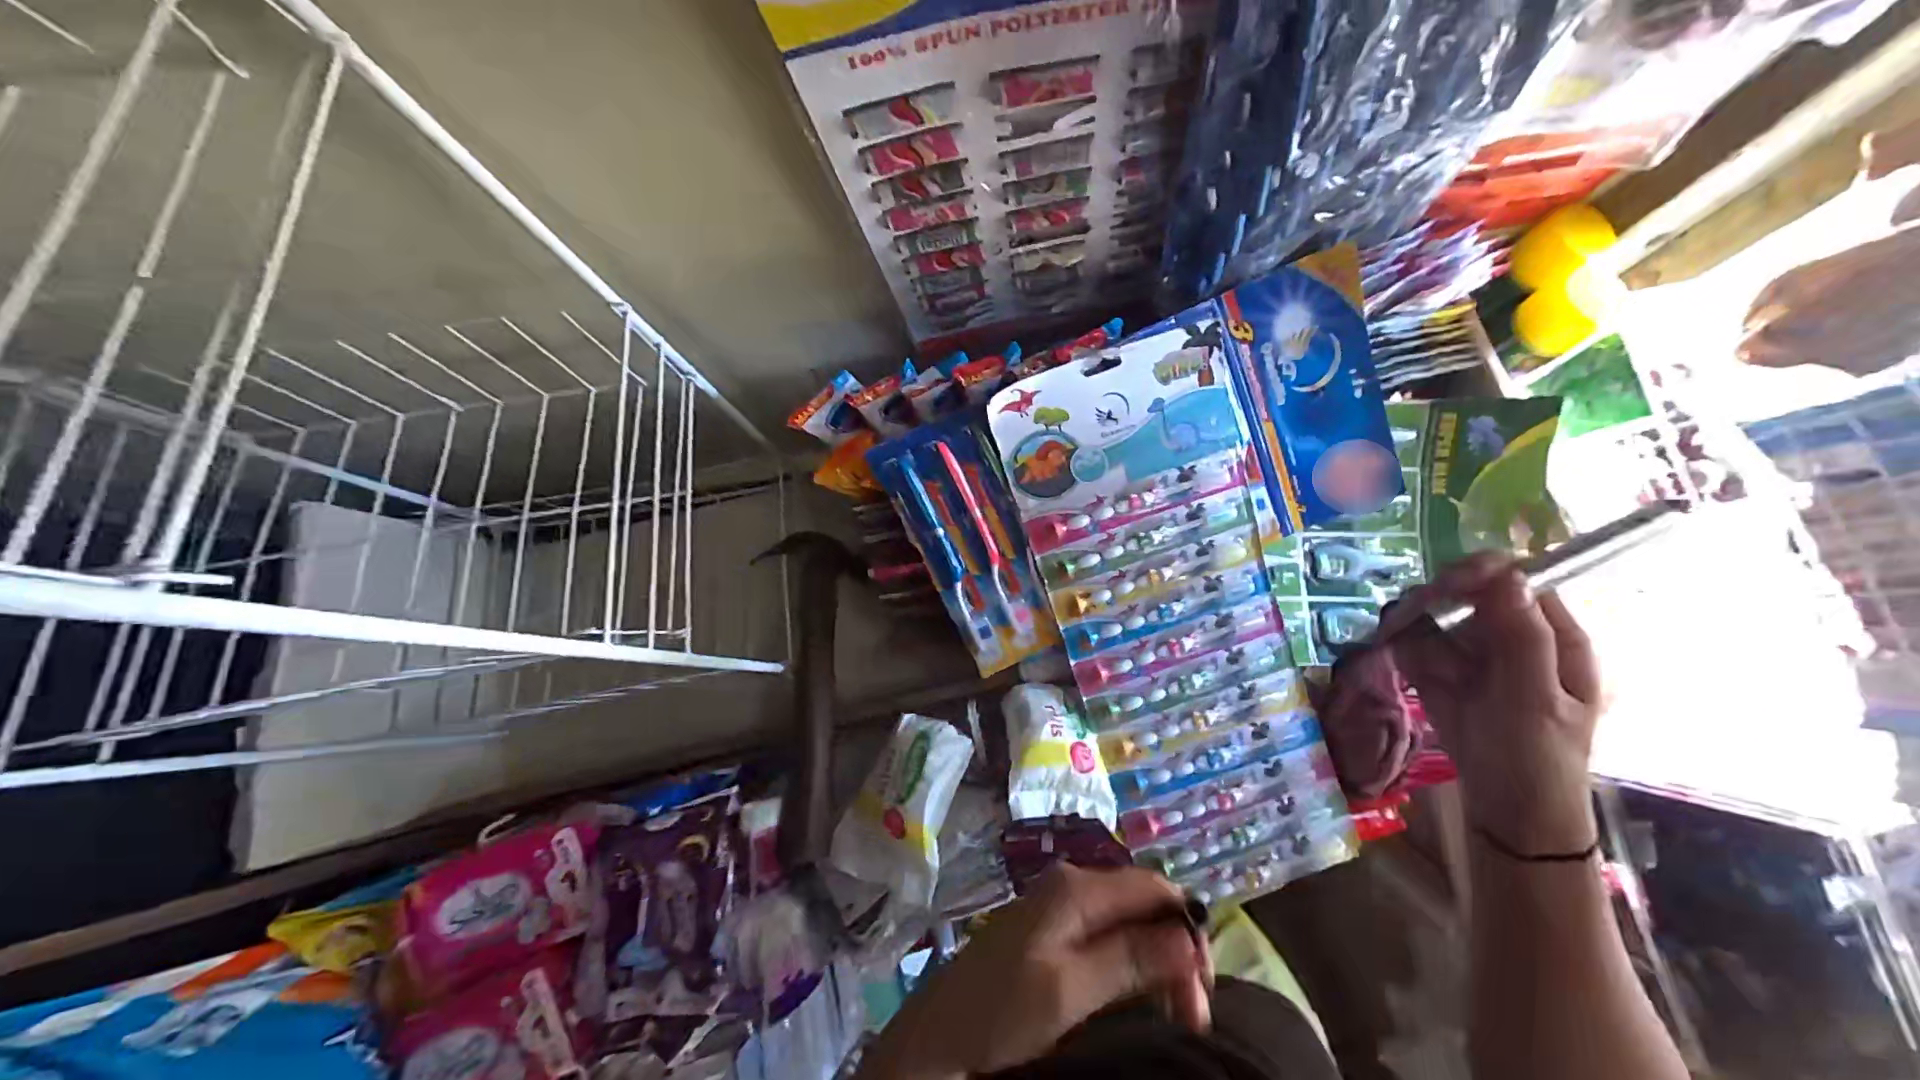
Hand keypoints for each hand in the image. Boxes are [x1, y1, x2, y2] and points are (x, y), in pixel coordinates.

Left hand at [857, 865, 1210, 1079]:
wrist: (941, 1032)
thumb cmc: (1002, 1008)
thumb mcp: (1070, 988)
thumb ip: (1129, 957)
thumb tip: (1190, 936)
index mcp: (1076, 887)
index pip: (1153, 889)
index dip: (1188, 929)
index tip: (1206, 986)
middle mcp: (1073, 884)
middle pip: (1144, 905)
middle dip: (1176, 951)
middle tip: (1195, 1014)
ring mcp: (1062, 906)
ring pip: (1130, 922)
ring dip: (1160, 962)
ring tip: (1179, 1014)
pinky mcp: (1056, 930)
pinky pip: (1110, 935)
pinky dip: (1135, 964)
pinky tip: (1145, 996)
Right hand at [1381, 552, 1601, 854]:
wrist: (1507, 816)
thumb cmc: (1537, 759)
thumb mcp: (1536, 700)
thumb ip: (1522, 638)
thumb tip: (1506, 574)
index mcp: (1554, 639)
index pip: (1520, 582)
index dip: (1482, 574)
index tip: (1446, 583)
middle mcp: (1512, 638)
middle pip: (1469, 594)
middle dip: (1436, 598)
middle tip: (1408, 613)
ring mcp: (1473, 656)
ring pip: (1435, 616)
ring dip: (1411, 619)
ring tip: (1392, 632)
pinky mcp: (1440, 674)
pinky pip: (1415, 644)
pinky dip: (1399, 642)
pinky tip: (1388, 647)